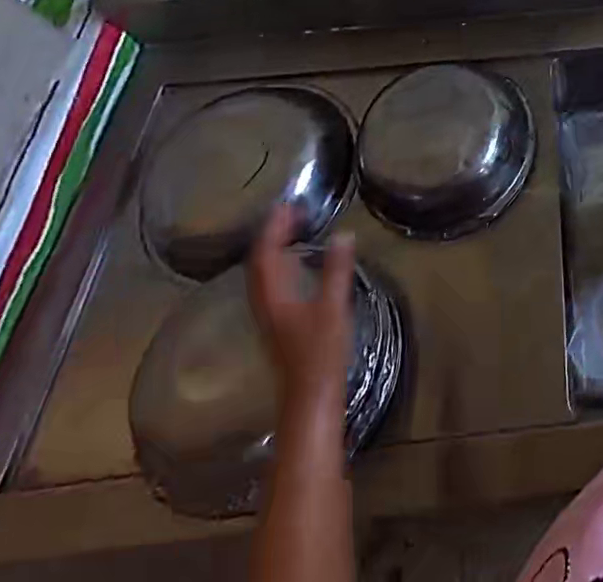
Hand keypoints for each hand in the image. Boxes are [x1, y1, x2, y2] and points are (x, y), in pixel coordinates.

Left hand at [249, 205, 354, 421]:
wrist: (310, 396)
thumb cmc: (321, 352)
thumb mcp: (333, 307)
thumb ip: (336, 270)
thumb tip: (344, 235)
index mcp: (273, 296)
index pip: (266, 253)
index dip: (274, 227)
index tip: (287, 205)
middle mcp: (265, 303)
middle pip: (259, 262)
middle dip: (272, 234)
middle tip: (291, 212)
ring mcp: (269, 315)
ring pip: (263, 274)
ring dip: (274, 249)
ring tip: (293, 230)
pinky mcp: (278, 323)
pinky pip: (271, 283)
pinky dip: (280, 265)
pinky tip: (297, 265)